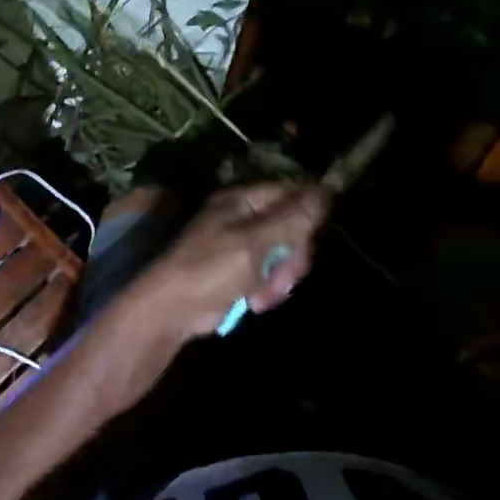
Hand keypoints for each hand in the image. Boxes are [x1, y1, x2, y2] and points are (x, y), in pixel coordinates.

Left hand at [119, 182, 330, 340]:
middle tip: (285, 276)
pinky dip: (267, 290)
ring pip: (283, 255)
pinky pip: (269, 274)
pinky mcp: (240, 272)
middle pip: (291, 227)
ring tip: (263, 296)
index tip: (318, 232)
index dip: (309, 208)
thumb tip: (325, 190)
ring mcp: (241, 246)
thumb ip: (292, 218)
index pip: (290, 191)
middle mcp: (242, 218)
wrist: (173, 310)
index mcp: (241, 201)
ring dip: (280, 279)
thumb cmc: (210, 270)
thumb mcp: (255, 242)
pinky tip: (256, 303)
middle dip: (292, 255)